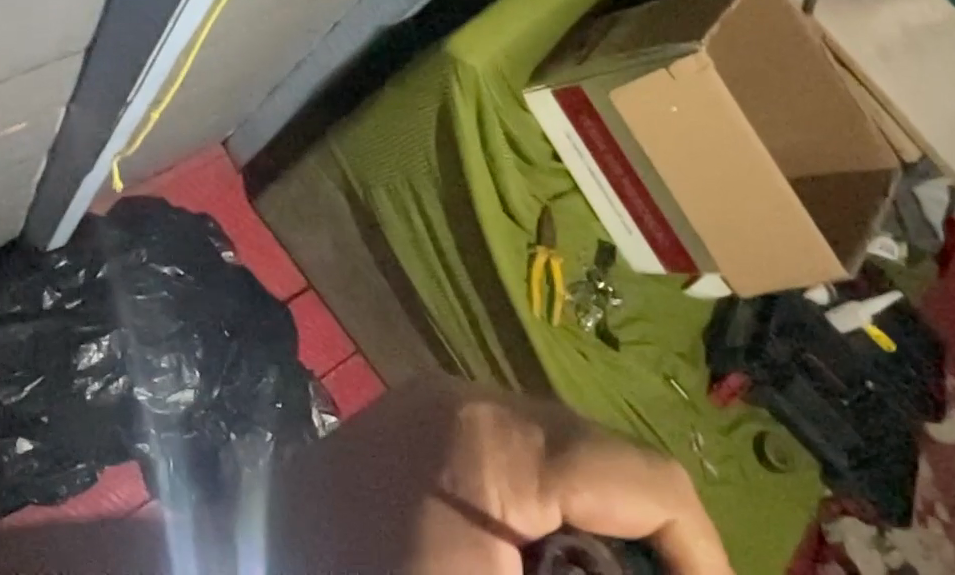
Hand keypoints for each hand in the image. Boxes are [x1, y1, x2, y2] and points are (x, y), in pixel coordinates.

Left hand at [267, 376, 731, 574]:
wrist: (255, 559)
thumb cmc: (381, 572)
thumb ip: (594, 569)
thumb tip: (665, 561)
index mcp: (496, 440)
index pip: (647, 478)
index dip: (699, 555)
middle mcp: (462, 396)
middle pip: (598, 457)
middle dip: (632, 538)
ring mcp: (424, 400)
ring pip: (549, 450)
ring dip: (575, 518)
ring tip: (552, 564)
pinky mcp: (399, 418)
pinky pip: (494, 449)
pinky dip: (520, 500)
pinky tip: (501, 547)